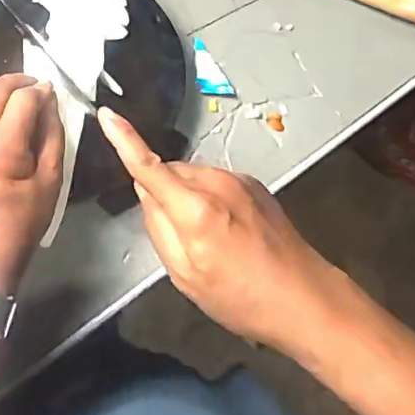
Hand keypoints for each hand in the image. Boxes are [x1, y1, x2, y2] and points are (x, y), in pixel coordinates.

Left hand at [0, 74, 64, 288]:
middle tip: (37, 84)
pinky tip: (4, 108)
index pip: (22, 99)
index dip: (40, 90)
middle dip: (17, 80)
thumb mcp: (51, 179)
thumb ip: (52, 135)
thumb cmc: (24, 220)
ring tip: (20, 91)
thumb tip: (50, 102)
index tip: (54, 92)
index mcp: (3, 145)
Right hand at [97, 107, 346, 354]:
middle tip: (182, 237)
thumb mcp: (187, 277)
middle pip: (170, 172)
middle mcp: (216, 183)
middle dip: (165, 194)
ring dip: (189, 197)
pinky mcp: (251, 181)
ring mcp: (237, 179)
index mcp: (195, 211)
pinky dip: (210, 197)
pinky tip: (229, 230)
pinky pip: (214, 181)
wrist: (306, 297)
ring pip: (191, 176)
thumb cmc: (243, 298)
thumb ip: (158, 229)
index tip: (107, 115)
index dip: (124, 140)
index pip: (148, 166)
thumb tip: (146, 192)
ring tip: (212, 239)